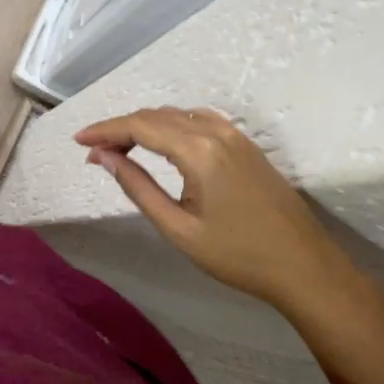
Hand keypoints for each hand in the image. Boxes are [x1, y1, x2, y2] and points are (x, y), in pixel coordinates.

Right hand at [75, 107, 362, 315]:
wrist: (305, 268)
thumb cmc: (238, 255)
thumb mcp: (178, 228)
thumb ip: (137, 187)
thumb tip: (102, 157)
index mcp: (198, 151)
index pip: (139, 126)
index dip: (104, 130)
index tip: (78, 141)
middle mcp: (216, 132)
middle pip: (156, 116)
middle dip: (121, 129)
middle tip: (95, 153)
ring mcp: (235, 136)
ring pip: (177, 115)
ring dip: (145, 126)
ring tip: (121, 150)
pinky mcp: (246, 145)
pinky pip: (198, 120)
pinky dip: (170, 126)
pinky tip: (161, 145)